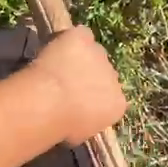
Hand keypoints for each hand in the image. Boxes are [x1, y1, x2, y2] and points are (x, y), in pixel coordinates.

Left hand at [24, 26, 127, 145]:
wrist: (50, 101)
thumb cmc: (63, 125)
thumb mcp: (82, 132)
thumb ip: (90, 119)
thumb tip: (82, 115)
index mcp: (118, 104)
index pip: (111, 95)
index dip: (95, 94)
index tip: (80, 96)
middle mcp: (115, 77)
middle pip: (104, 71)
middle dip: (90, 74)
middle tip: (68, 78)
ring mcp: (100, 54)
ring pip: (93, 51)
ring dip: (81, 55)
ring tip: (59, 62)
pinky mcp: (84, 37)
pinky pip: (82, 34)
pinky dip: (72, 37)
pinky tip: (60, 44)